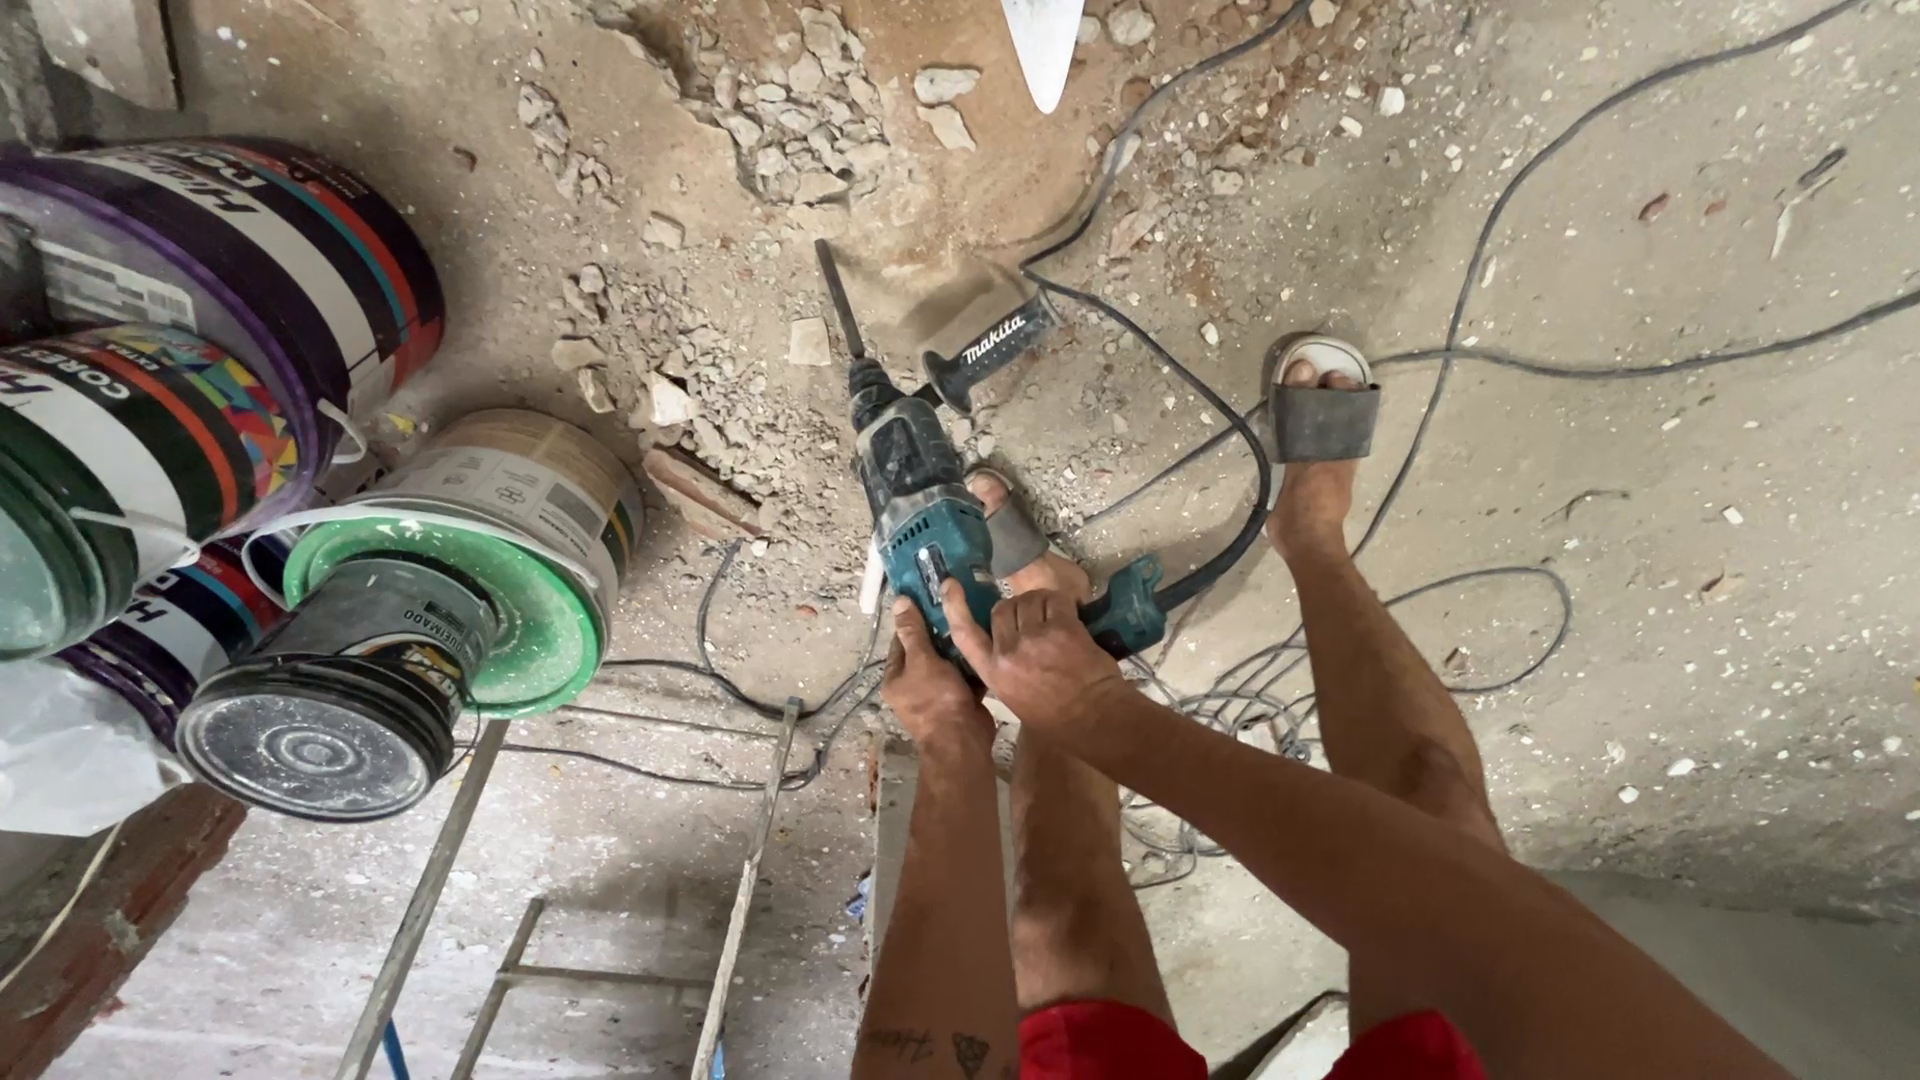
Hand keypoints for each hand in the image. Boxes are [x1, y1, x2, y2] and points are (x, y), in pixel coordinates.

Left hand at [882, 594, 994, 756]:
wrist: (963, 741)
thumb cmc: (936, 700)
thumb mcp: (921, 661)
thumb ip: (913, 632)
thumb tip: (899, 601)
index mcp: (896, 676)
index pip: (902, 639)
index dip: (915, 617)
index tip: (932, 596)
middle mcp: (914, 684)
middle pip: (927, 648)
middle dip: (942, 629)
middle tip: (959, 603)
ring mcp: (938, 692)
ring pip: (949, 660)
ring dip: (960, 644)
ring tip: (976, 615)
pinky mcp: (960, 697)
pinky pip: (966, 673)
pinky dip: (974, 660)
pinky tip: (987, 640)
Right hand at [940, 579, 1130, 736]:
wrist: (1095, 720)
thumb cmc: (1059, 721)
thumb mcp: (1016, 700)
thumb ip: (1006, 671)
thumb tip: (1008, 651)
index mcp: (993, 673)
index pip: (964, 634)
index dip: (954, 606)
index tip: (950, 585)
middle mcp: (1007, 653)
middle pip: (1001, 610)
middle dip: (1016, 608)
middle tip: (1036, 618)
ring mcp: (1033, 639)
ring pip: (1028, 600)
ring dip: (1041, 602)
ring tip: (1056, 616)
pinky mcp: (1061, 629)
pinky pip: (1055, 600)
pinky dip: (1063, 603)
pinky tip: (1071, 614)